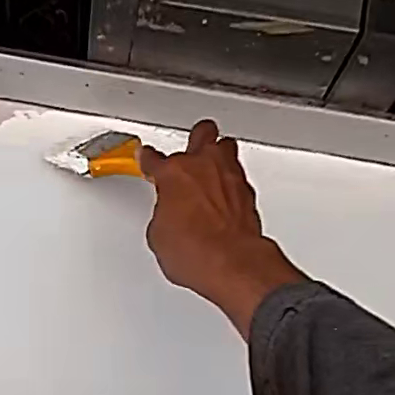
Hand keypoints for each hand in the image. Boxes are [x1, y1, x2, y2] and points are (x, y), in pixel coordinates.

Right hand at [139, 119, 307, 337]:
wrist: (230, 262)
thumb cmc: (196, 250)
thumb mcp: (159, 237)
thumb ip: (162, 215)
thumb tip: (168, 217)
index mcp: (174, 173)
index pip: (155, 159)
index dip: (148, 159)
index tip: (147, 159)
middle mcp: (204, 165)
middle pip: (201, 133)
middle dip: (194, 140)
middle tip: (188, 153)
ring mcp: (229, 174)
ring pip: (226, 146)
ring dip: (217, 155)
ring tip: (210, 171)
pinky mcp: (247, 190)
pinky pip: (238, 175)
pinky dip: (229, 183)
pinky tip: (224, 197)